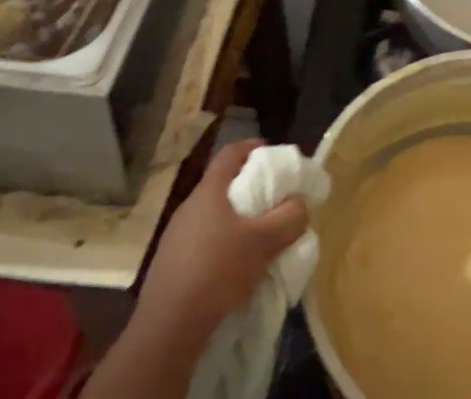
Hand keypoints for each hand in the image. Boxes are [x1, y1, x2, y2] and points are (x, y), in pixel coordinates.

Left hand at [137, 138, 310, 337]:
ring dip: (236, 220)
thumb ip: (288, 217)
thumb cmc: (219, 270)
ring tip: (259, 239)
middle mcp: (189, 206)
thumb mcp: (264, 242)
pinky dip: (223, 244)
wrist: (170, 324)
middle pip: (222, 185)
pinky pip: (203, 241)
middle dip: (250, 190)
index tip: (272, 153)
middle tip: (275, 202)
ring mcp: (176, 235)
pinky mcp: (171, 262)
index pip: (231, 152)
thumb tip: (299, 202)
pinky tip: (234, 267)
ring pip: (213, 216)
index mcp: (209, 191)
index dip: (253, 147)